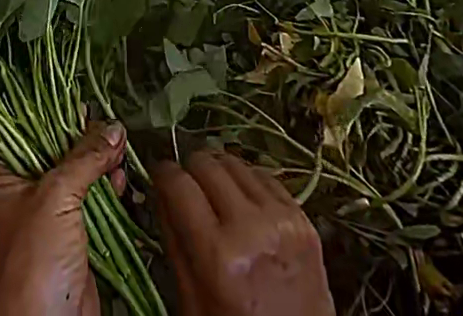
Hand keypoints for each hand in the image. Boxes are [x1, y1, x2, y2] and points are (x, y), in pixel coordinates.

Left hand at [0, 121, 127, 314]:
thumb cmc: (33, 262)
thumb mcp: (55, 196)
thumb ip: (84, 157)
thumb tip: (112, 128)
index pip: (22, 135)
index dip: (50, 116)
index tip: (76, 101)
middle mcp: (19, 198)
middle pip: (52, 154)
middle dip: (82, 139)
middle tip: (107, 124)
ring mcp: (45, 219)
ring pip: (75, 178)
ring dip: (99, 162)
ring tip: (119, 146)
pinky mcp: (70, 238)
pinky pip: (89, 203)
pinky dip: (106, 189)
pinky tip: (119, 176)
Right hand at [154, 151, 333, 315]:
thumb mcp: (192, 301)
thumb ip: (173, 240)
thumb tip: (160, 191)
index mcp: (218, 256)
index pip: (179, 184)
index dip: (163, 173)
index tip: (159, 175)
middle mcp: (251, 228)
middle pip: (207, 164)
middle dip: (190, 170)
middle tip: (186, 186)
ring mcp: (281, 220)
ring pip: (235, 162)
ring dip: (218, 172)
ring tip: (213, 193)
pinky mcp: (303, 220)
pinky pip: (265, 176)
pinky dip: (247, 181)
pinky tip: (241, 201)